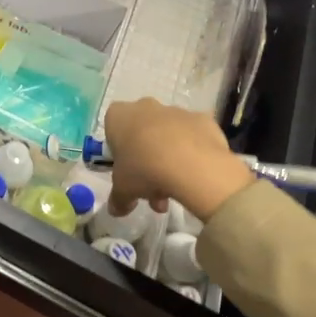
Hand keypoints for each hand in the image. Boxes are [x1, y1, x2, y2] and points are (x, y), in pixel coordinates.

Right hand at [102, 98, 254, 219]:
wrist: (192, 164)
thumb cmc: (145, 169)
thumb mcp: (124, 189)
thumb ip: (118, 198)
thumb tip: (116, 210)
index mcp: (118, 116)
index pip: (113, 130)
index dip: (120, 152)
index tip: (128, 172)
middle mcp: (145, 107)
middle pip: (142, 132)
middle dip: (146, 158)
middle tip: (152, 186)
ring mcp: (175, 111)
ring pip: (168, 134)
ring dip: (169, 157)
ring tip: (177, 190)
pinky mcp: (202, 119)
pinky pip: (194, 136)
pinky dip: (194, 151)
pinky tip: (196, 174)